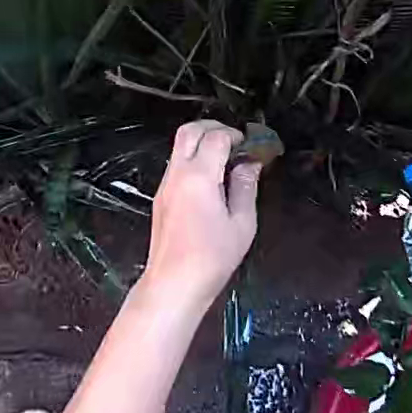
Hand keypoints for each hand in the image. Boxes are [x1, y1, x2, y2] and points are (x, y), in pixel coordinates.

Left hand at [140, 120, 259, 308]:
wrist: (173, 284)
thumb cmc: (211, 257)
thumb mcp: (242, 223)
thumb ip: (246, 186)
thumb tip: (250, 163)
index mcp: (199, 176)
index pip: (216, 137)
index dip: (236, 136)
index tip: (251, 147)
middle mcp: (177, 174)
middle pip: (190, 130)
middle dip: (214, 127)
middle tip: (235, 140)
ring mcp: (165, 184)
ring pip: (179, 145)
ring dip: (202, 141)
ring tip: (225, 158)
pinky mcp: (161, 196)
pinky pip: (176, 163)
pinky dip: (193, 158)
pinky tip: (211, 177)